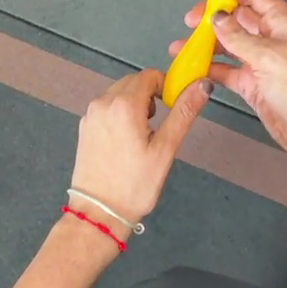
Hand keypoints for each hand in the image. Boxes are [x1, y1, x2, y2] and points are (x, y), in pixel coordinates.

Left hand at [69, 69, 210, 234]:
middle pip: (132, 82)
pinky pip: (106, 108)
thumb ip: (184, 112)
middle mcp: (102, 102)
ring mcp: (90, 115)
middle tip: (158, 128)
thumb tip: (203, 84)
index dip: (166, 87)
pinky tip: (124, 142)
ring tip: (142, 137)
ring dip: (134, 104)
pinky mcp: (84, 127)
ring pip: (118, 94)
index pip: (150, 76)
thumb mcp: (165, 149)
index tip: (172, 109)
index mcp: (124, 104)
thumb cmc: (136, 183)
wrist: (98, 212)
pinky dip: (119, 114)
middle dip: (150, 96)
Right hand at [169, 0, 286, 173]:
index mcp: (281, 22)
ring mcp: (260, 62)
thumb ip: (239, 37)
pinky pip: (226, 70)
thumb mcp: (270, 58)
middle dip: (211, 17)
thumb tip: (217, 16)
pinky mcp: (252, 84)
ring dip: (205, 44)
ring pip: (227, 44)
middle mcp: (270, 38)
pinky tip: (192, 69)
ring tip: (181, 48)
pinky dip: (209, 68)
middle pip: (236, 18)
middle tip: (189, 23)